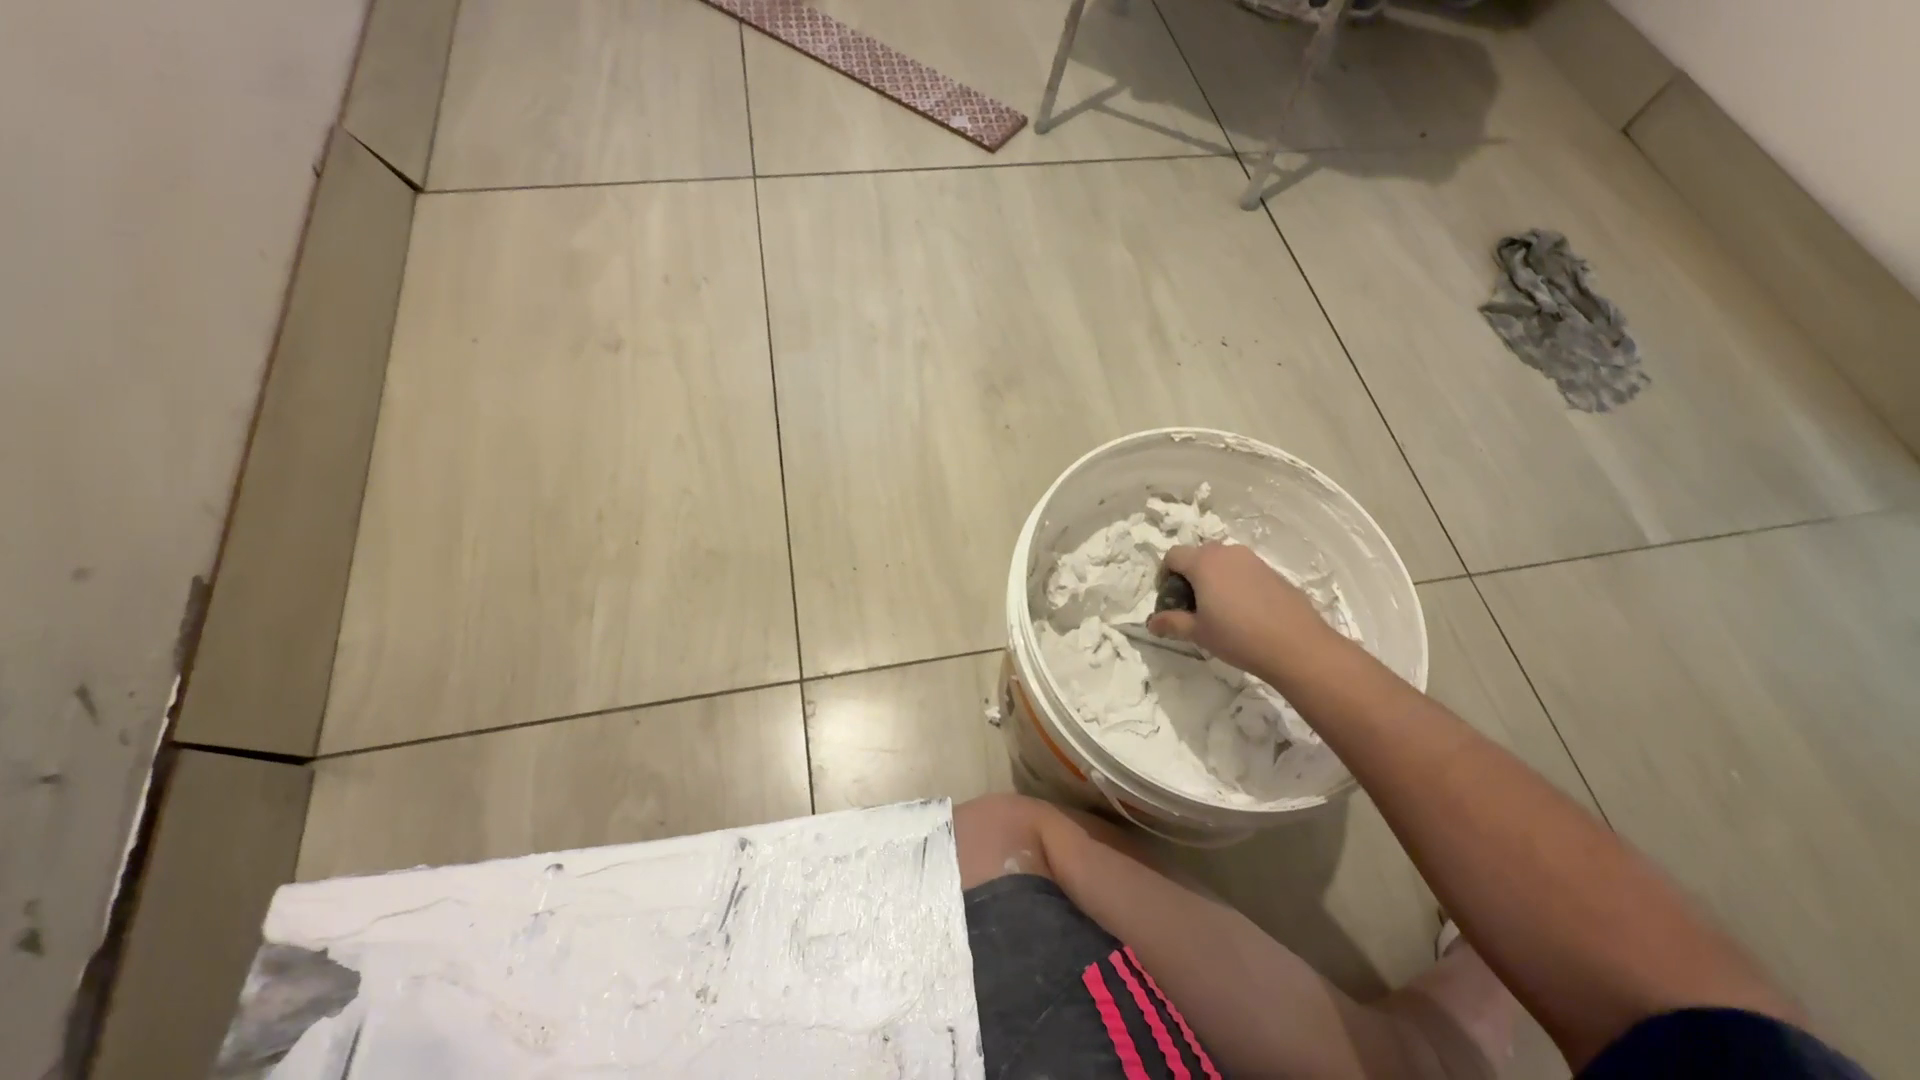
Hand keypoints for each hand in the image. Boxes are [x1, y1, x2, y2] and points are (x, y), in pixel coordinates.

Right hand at [1146, 543, 1339, 676]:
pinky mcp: (1272, 571)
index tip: (1169, 601)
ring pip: (1222, 562)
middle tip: (1191, 607)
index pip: (1172, 556)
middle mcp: (1227, 553)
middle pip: (1197, 556)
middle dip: (1188, 577)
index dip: (1164, 576)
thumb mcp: (1198, 633)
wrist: (1296, 645)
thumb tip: (1151, 623)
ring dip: (1212, 579)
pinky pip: (1243, 570)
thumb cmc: (1238, 636)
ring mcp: (1252, 560)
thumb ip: (1171, 623)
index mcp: (1203, 562)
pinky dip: (1234, 583)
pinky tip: (1243, 612)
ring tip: (1217, 610)